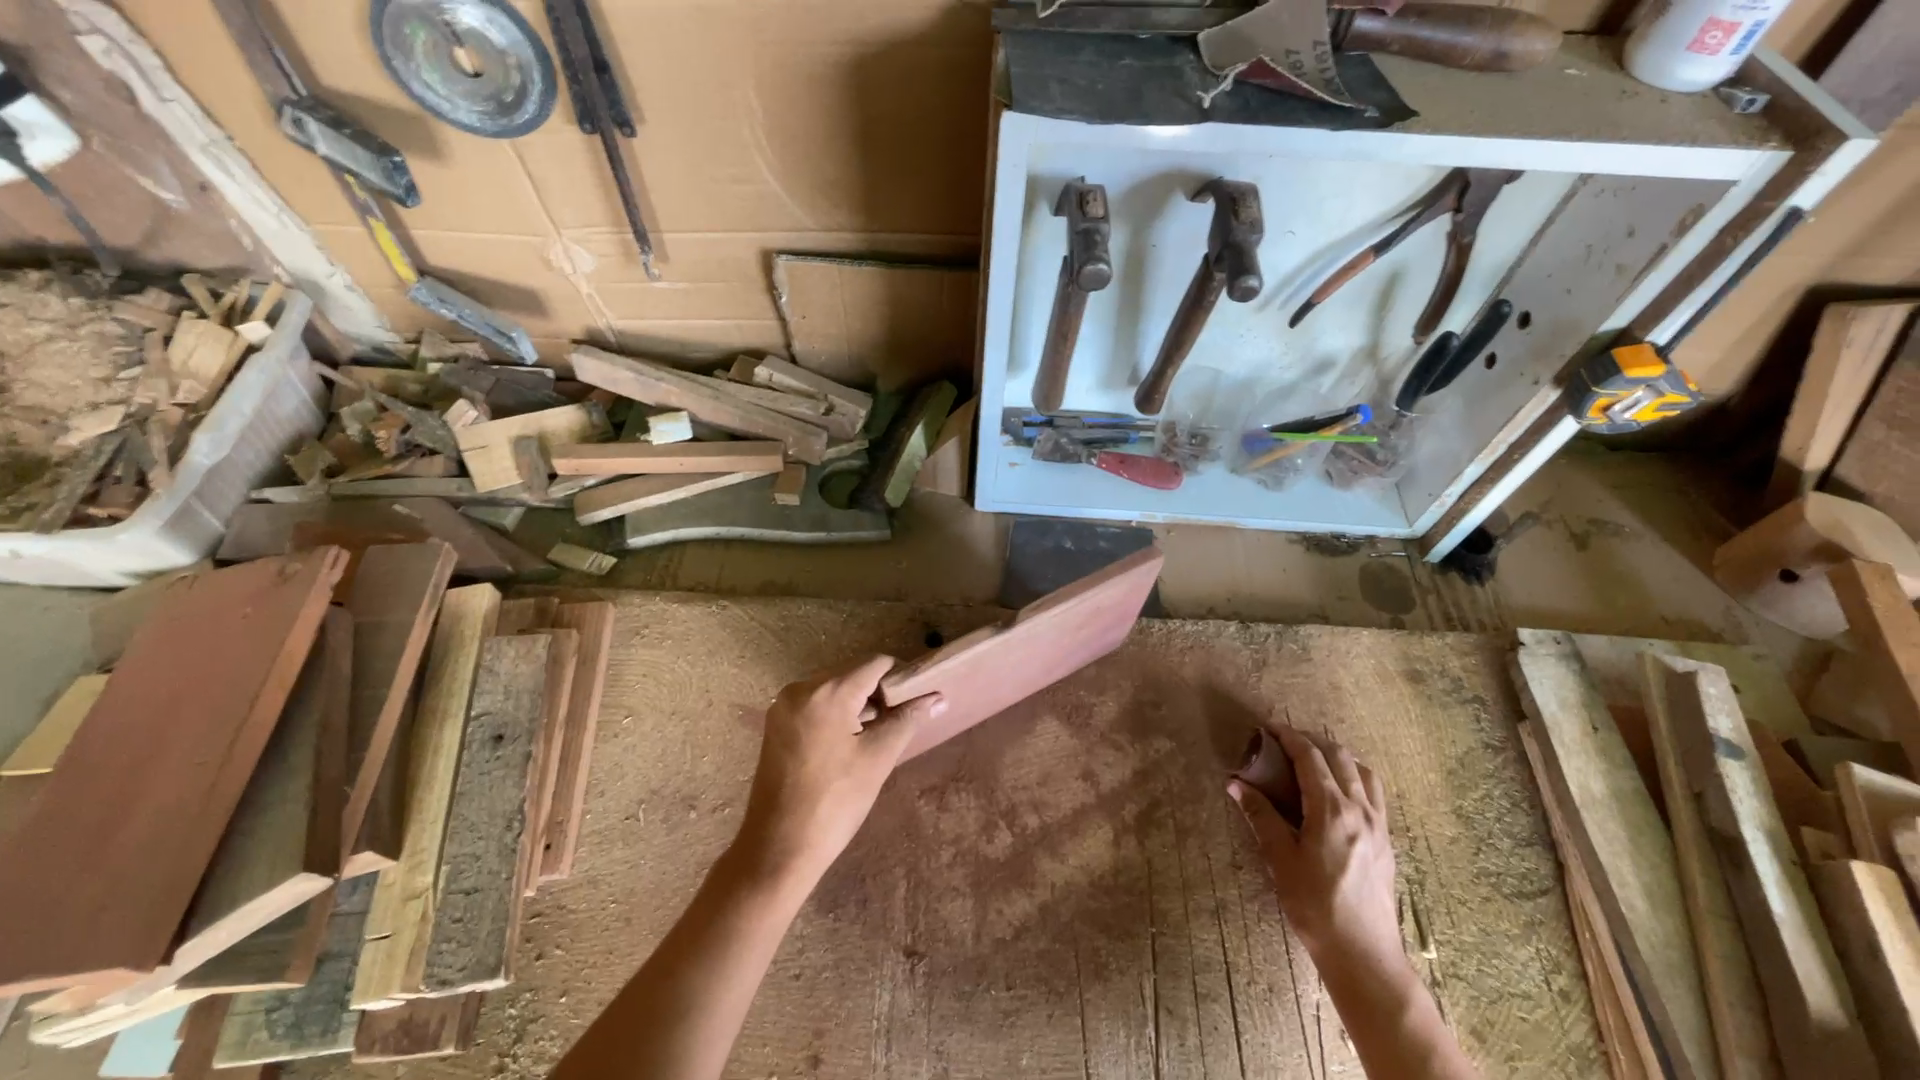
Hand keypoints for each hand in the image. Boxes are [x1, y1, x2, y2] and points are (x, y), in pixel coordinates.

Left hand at [736, 655, 944, 884]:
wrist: (779, 848)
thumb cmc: (835, 802)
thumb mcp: (878, 758)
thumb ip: (907, 719)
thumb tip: (937, 697)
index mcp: (825, 692)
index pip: (874, 663)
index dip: (901, 677)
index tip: (917, 700)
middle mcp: (799, 689)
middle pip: (851, 674)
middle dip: (878, 693)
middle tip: (899, 723)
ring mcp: (782, 707)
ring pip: (832, 691)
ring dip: (858, 705)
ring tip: (877, 737)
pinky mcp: (775, 726)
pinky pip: (814, 706)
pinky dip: (836, 715)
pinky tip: (850, 744)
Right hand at [1227, 726, 1401, 973]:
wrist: (1363, 951)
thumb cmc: (1315, 906)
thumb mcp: (1281, 861)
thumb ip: (1261, 817)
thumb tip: (1236, 784)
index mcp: (1332, 809)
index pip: (1310, 757)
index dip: (1288, 737)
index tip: (1268, 729)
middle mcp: (1360, 808)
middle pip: (1340, 756)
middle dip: (1311, 742)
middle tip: (1284, 744)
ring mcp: (1379, 824)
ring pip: (1362, 772)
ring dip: (1337, 757)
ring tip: (1313, 763)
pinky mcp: (1386, 840)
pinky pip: (1373, 794)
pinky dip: (1355, 778)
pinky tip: (1339, 794)